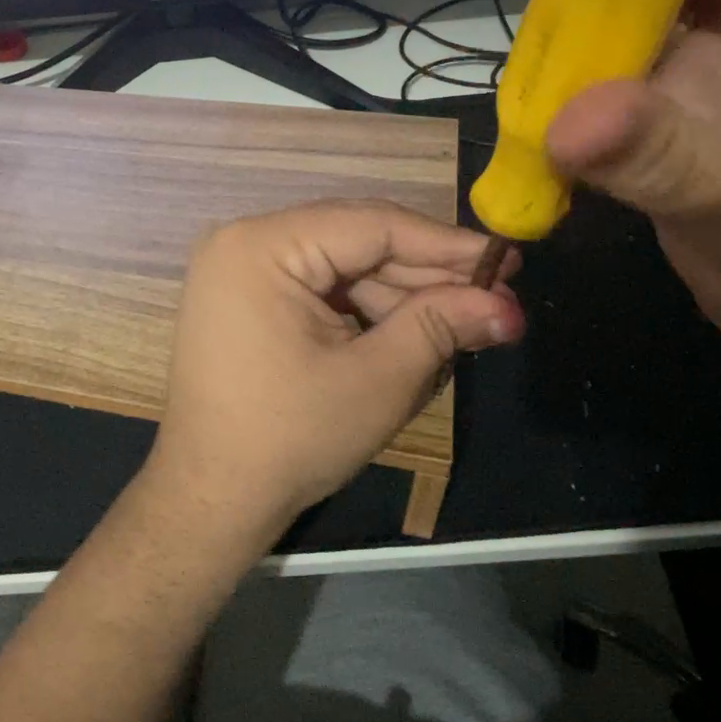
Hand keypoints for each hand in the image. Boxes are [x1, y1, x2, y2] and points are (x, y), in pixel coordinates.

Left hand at [146, 201, 522, 532]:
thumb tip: (509, 306)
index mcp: (261, 246)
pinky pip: (315, 288)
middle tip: (497, 300)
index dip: (446, 243)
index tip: (508, 260)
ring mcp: (237, 271)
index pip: (371, 225)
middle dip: (426, 275)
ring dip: (398, 296)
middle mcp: (242, 243)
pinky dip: (361, 310)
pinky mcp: (243, 300)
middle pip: (354, 242)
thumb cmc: (290, 439)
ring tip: (463, 326)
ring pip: (339, 266)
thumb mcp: (377, 380)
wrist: (211, 496)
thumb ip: (441, 325)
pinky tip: (409, 334)